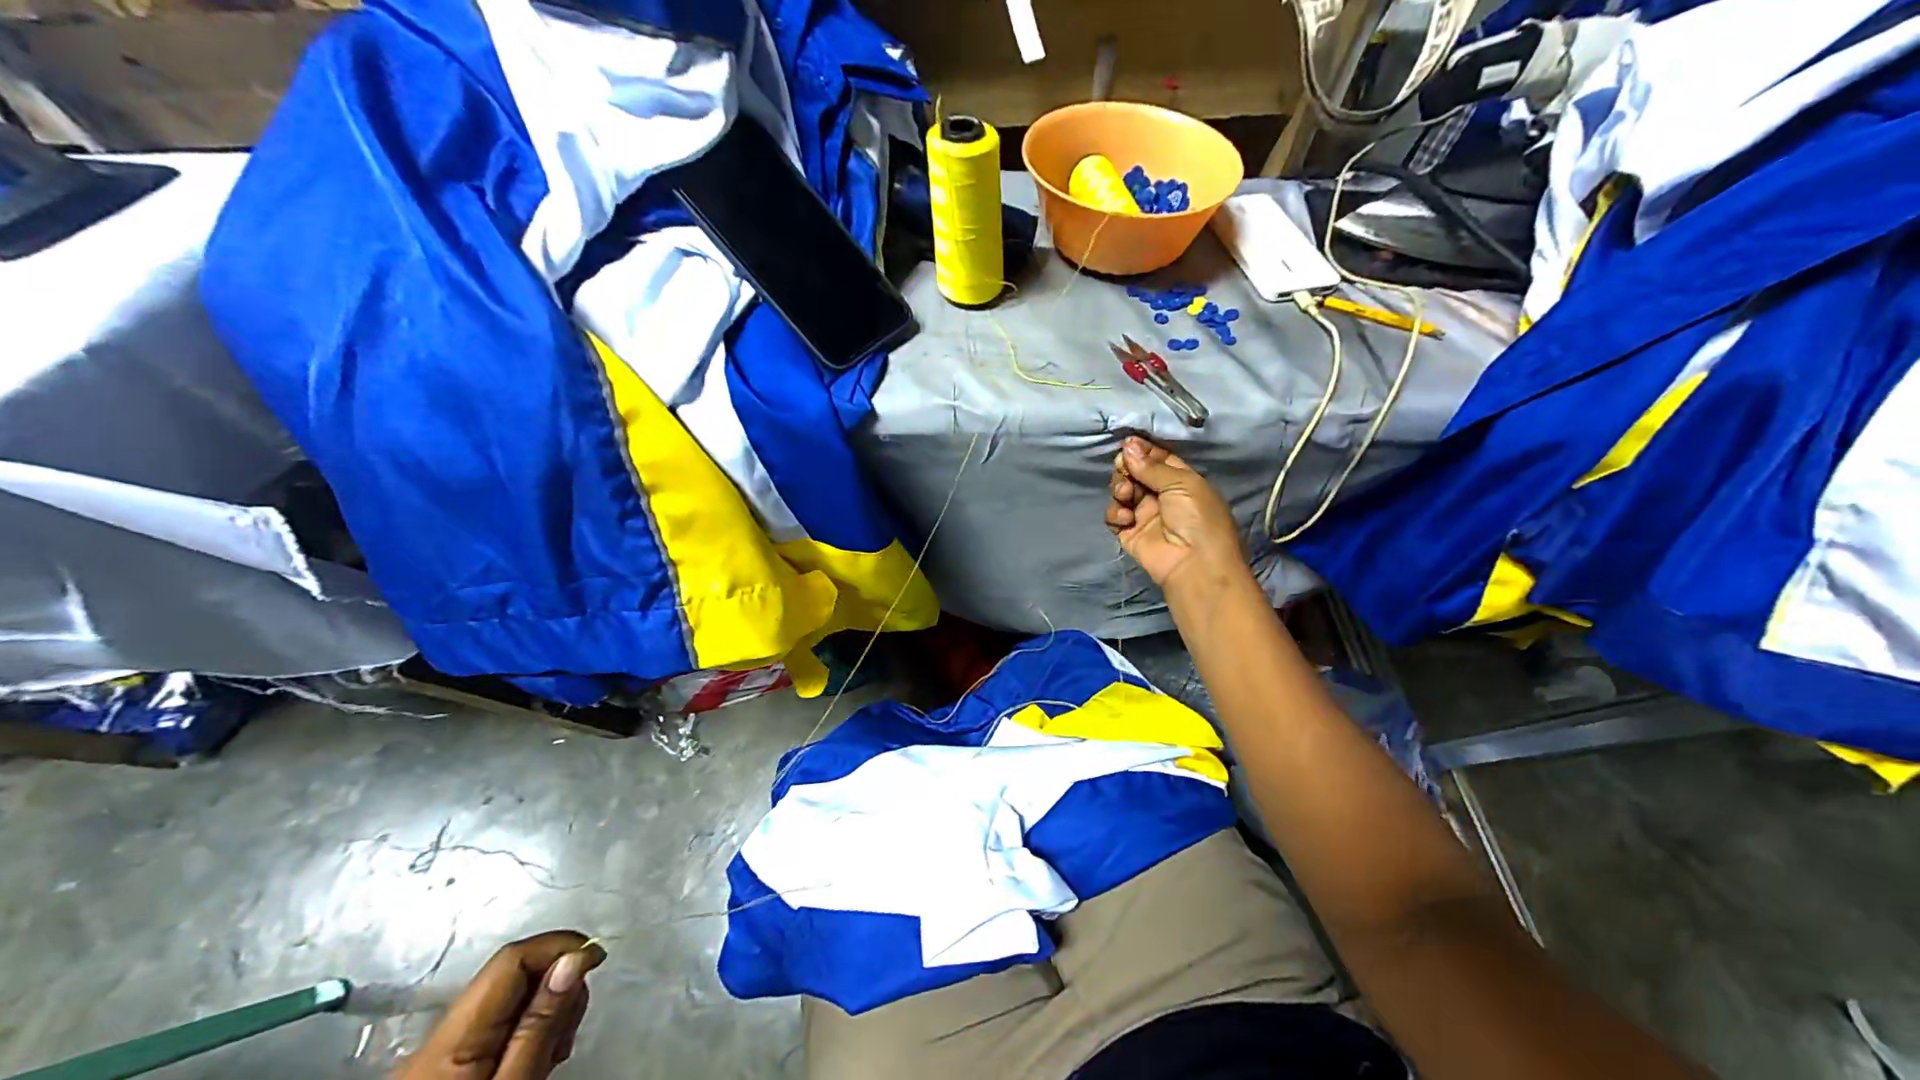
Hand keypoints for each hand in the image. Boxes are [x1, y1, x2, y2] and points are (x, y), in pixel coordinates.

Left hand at [394, 932, 605, 1079]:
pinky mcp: (446, 1066)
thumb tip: (573, 959)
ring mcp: (440, 1052)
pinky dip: (529, 1027)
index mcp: (453, 1040)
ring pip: (508, 997)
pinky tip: (538, 1057)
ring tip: (556, 1050)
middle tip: (572, 1027)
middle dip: (557, 982)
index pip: (510, 960)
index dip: (558, 947)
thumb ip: (540, 1024)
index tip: (597, 959)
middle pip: (511, 974)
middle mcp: (440, 1036)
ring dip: (547, 1006)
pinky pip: (498, 1023)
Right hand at [1106, 436, 1245, 594]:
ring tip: (1126, 495)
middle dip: (1126, 469)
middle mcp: (1162, 496)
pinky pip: (1115, 516)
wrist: (1194, 564)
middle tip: (1124, 470)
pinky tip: (1126, 519)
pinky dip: (1116, 513)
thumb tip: (1127, 447)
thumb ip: (1152, 466)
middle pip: (1135, 473)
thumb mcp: (1182, 483)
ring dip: (1120, 489)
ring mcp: (1145, 515)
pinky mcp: (1130, 533)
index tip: (1126, 444)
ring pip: (1122, 492)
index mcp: (1181, 481)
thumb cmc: (1197, 518)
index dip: (1142, 451)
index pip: (1157, 459)